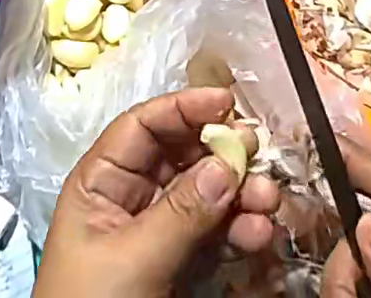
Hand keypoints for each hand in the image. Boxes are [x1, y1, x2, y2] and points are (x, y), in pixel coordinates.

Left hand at [36, 88, 280, 297]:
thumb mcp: (130, 258)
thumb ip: (179, 212)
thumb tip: (224, 165)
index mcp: (102, 179)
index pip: (142, 127)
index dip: (182, 108)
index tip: (225, 101)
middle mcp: (130, 196)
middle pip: (179, 157)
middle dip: (219, 152)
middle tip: (258, 152)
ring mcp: (158, 232)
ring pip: (203, 196)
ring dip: (238, 195)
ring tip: (268, 201)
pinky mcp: (180, 268)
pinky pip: (213, 237)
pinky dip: (239, 233)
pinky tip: (260, 235)